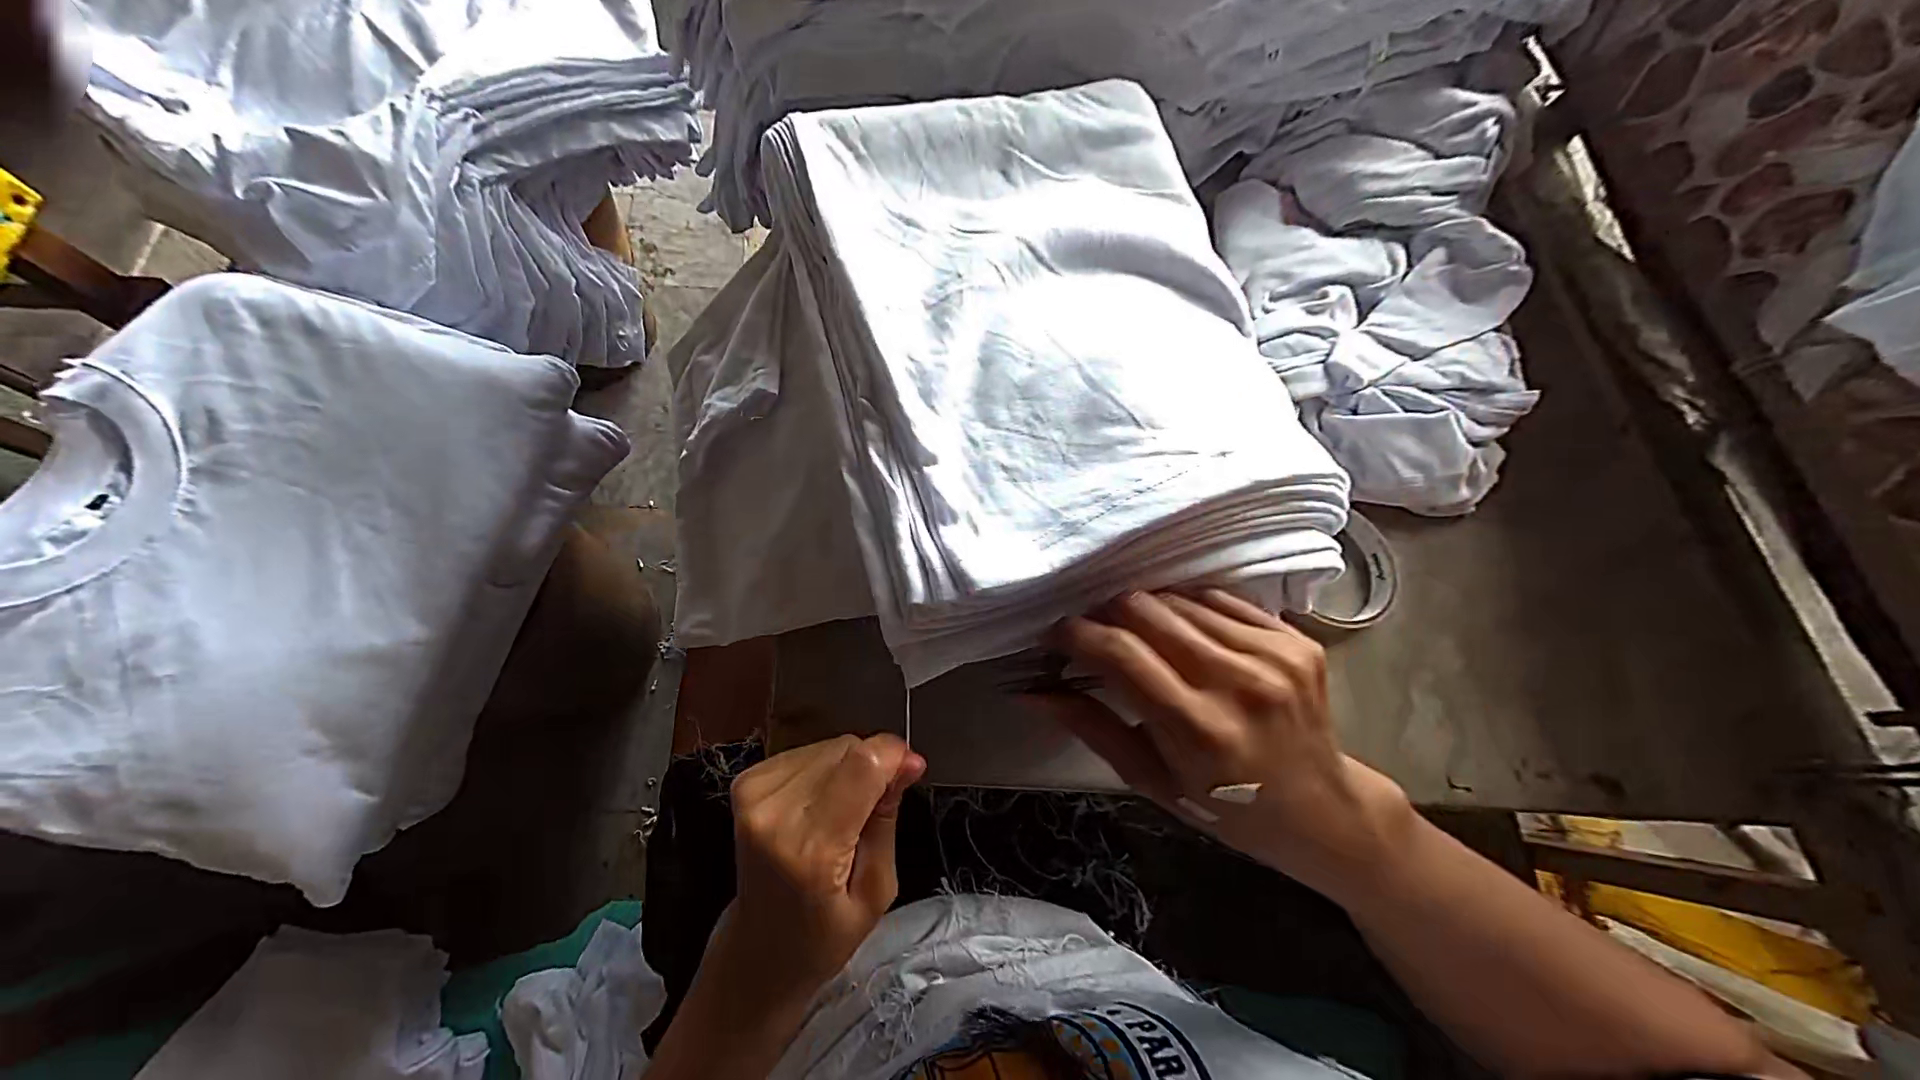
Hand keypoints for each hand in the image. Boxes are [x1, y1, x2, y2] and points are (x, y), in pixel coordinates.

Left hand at [718, 734, 926, 1004]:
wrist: (758, 950)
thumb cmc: (824, 934)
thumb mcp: (877, 890)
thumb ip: (887, 818)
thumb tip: (908, 760)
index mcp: (811, 849)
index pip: (862, 765)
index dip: (894, 755)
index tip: (911, 770)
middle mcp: (775, 813)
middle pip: (846, 748)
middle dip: (873, 765)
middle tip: (875, 806)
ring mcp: (754, 795)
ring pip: (828, 746)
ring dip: (847, 767)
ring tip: (843, 811)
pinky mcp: (745, 783)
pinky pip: (805, 752)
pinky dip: (823, 769)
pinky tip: (819, 803)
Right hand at [1030, 589, 1412, 896]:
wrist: (1324, 809)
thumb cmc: (1226, 808)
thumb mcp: (1151, 780)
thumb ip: (1092, 727)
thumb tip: (1032, 691)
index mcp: (1199, 728)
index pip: (1120, 653)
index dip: (1075, 634)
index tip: (1054, 635)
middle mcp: (1238, 682)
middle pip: (1146, 610)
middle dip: (1104, 612)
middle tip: (1091, 630)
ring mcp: (1274, 655)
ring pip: (1178, 598)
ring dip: (1142, 608)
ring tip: (1133, 631)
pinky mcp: (1295, 639)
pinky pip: (1219, 598)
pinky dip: (1185, 605)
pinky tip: (1176, 626)